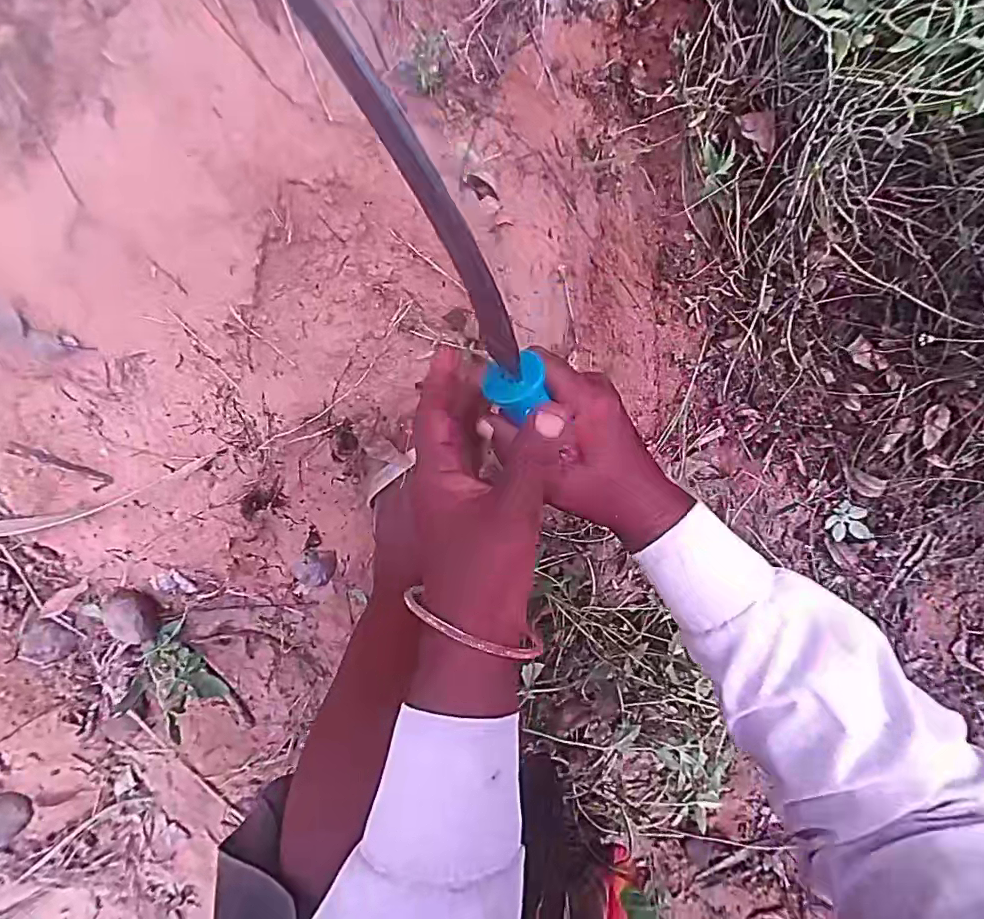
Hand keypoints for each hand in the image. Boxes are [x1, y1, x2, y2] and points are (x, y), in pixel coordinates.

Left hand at [404, 347, 566, 644]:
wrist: (476, 633)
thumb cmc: (484, 572)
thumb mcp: (511, 511)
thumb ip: (531, 459)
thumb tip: (552, 409)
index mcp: (435, 477)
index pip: (431, 417)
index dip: (441, 383)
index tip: (451, 351)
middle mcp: (439, 485)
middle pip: (448, 429)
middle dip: (465, 397)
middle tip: (489, 368)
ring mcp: (456, 502)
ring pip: (465, 450)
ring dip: (481, 422)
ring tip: (504, 395)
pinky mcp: (474, 517)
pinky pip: (481, 470)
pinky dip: (495, 450)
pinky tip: (515, 441)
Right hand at [485, 349, 693, 551]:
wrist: (642, 501)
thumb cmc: (609, 493)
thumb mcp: (551, 479)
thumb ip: (515, 447)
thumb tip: (488, 421)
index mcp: (586, 399)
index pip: (537, 362)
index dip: (512, 380)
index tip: (502, 403)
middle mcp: (595, 387)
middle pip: (540, 373)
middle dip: (523, 400)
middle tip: (524, 433)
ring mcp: (599, 391)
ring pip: (549, 385)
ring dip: (537, 409)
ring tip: (544, 443)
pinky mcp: (599, 400)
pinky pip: (562, 395)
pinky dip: (551, 413)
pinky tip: (557, 442)